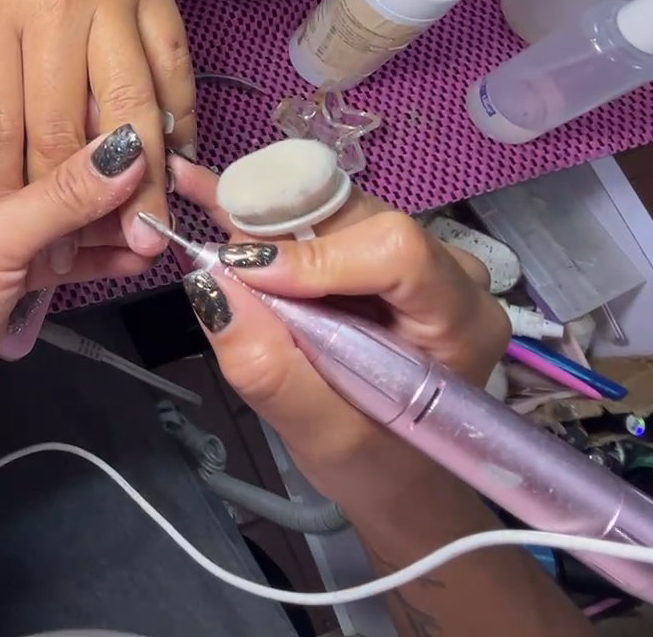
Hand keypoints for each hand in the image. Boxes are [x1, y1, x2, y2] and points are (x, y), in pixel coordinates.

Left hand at [0, 0, 193, 261]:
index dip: (4, 184)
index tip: (10, 220)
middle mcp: (54, 14)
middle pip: (67, 131)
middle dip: (73, 200)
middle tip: (84, 245)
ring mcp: (113, 0)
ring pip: (134, 108)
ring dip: (140, 176)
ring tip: (146, 224)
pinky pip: (175, 63)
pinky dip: (179, 113)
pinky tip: (176, 150)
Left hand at [0, 122, 151, 438]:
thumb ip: (64, 195)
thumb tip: (132, 146)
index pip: (31, 115)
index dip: (89, 124)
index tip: (149, 134)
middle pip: (55, 165)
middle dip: (107, 183)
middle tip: (162, 194)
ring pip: (65, 212)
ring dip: (109, 224)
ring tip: (159, 230)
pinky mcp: (13, 268)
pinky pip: (64, 251)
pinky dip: (97, 256)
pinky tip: (138, 258)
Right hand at [168, 156, 506, 500]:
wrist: (392, 471)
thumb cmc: (375, 464)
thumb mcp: (321, 434)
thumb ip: (270, 369)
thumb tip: (208, 284)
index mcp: (457, 318)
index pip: (394, 251)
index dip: (315, 256)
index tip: (247, 274)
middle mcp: (443, 270)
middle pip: (352, 219)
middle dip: (276, 231)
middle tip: (218, 254)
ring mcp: (406, 251)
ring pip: (323, 208)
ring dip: (256, 213)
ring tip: (195, 197)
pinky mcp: (365, 248)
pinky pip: (309, 213)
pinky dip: (254, 205)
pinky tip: (201, 181)